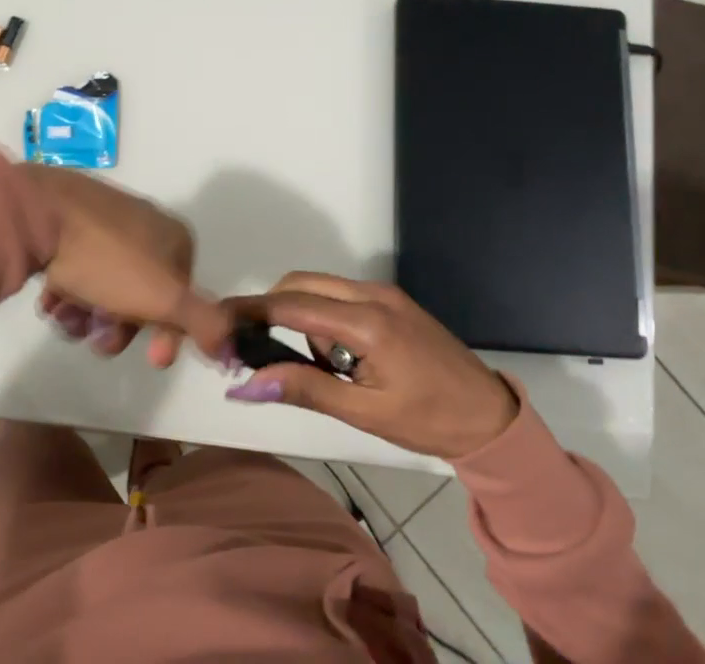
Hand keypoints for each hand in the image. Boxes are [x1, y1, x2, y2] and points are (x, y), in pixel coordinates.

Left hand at [22, 164, 230, 367]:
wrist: (38, 213)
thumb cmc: (108, 260)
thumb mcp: (166, 299)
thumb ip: (204, 322)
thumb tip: (230, 344)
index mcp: (175, 239)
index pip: (183, 299)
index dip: (169, 335)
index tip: (152, 361)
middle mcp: (144, 227)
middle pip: (140, 297)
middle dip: (119, 328)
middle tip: (96, 341)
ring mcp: (104, 224)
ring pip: (103, 288)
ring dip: (86, 316)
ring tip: (65, 320)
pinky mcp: (67, 225)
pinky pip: (74, 270)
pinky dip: (65, 294)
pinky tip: (50, 303)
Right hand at [220, 272, 519, 458]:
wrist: (488, 416)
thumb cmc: (428, 420)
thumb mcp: (362, 411)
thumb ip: (302, 388)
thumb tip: (244, 384)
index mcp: (367, 321)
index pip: (291, 305)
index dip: (248, 313)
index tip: (216, 324)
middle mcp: (372, 294)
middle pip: (300, 285)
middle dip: (271, 311)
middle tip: (253, 352)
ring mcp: (384, 295)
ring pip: (319, 289)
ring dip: (301, 318)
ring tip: (314, 370)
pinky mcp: (391, 303)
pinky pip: (341, 298)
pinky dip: (323, 320)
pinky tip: (335, 359)